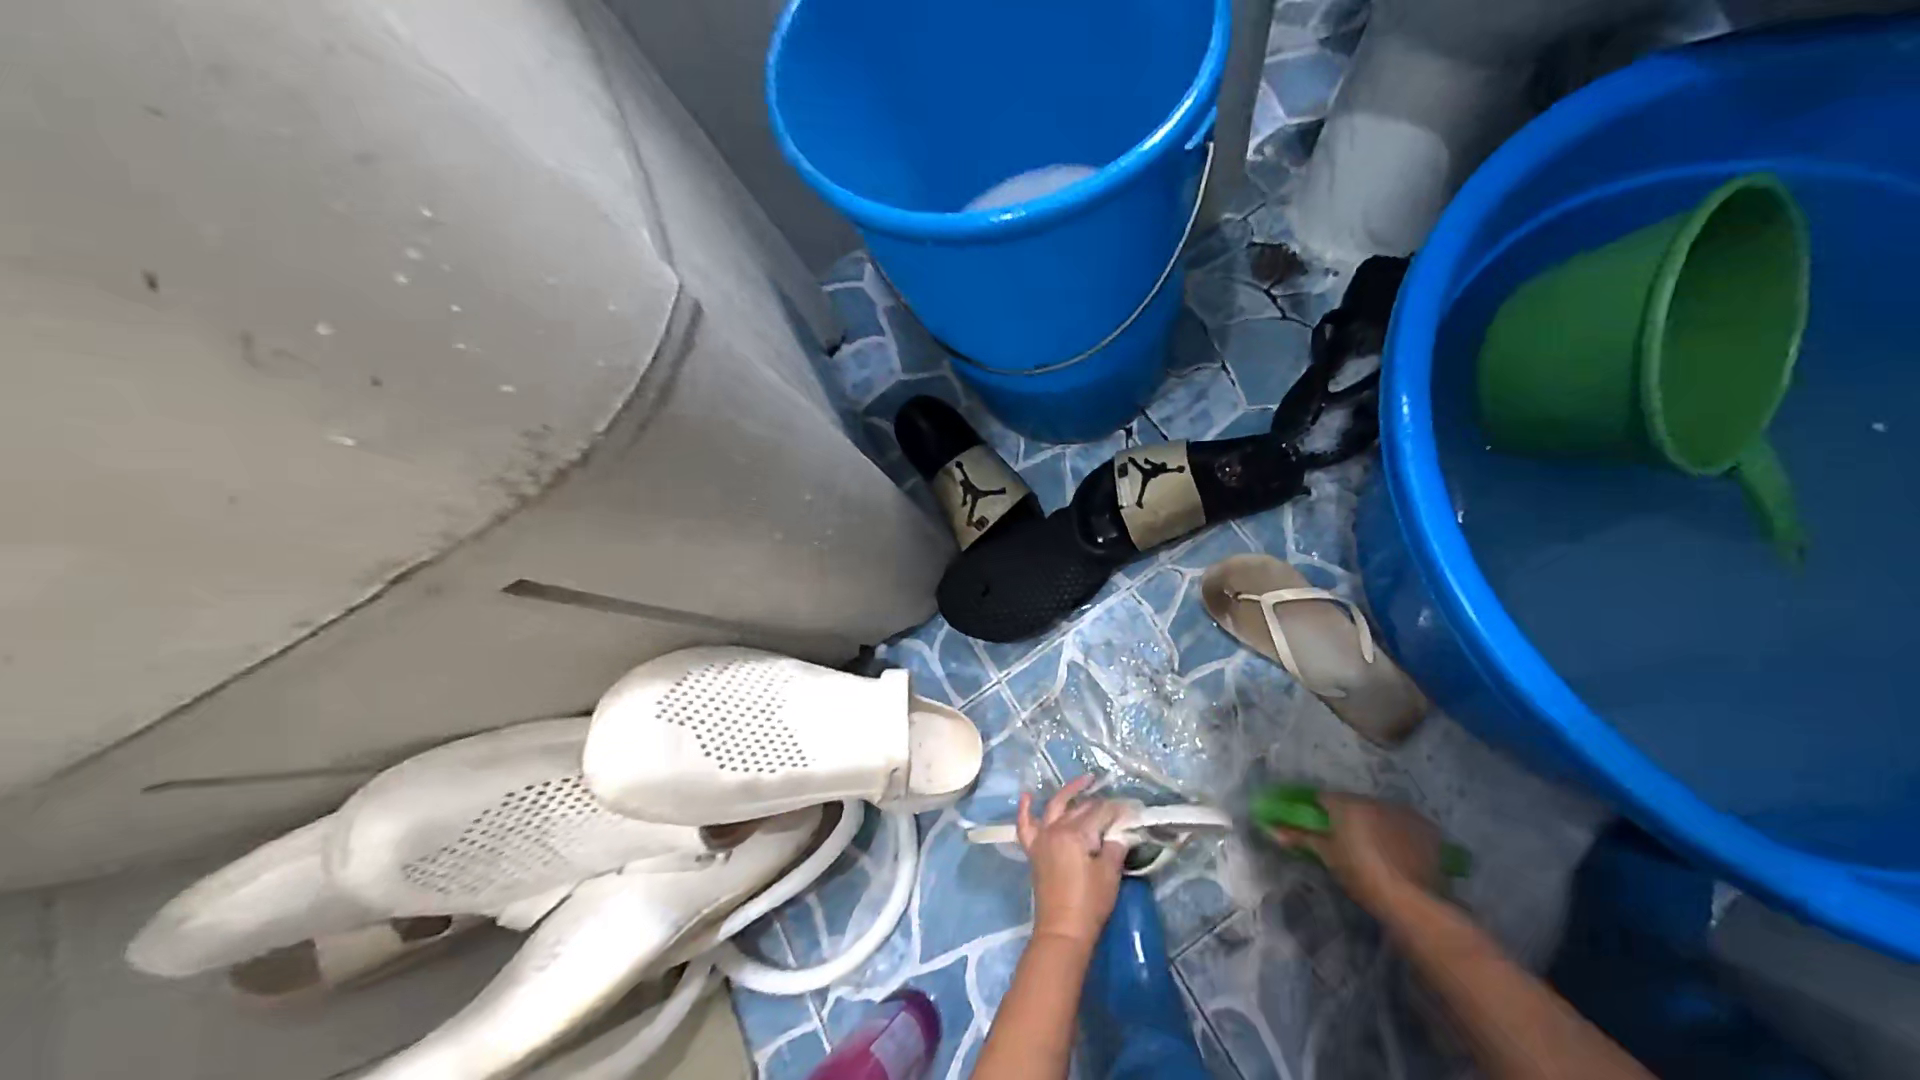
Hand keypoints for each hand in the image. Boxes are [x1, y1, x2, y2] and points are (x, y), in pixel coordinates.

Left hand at [1015, 775, 1128, 949]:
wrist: (1063, 930)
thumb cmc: (1089, 903)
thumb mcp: (1109, 874)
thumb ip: (1114, 847)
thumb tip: (1120, 832)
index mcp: (1075, 833)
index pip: (1100, 813)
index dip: (1117, 809)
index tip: (1132, 808)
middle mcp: (1055, 829)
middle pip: (1080, 809)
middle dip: (1099, 804)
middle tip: (1118, 805)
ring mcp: (1041, 838)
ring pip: (1055, 808)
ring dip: (1069, 793)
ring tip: (1085, 782)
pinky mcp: (1034, 851)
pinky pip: (1025, 825)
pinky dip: (1025, 809)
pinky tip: (1027, 795)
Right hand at [1268, 793, 1443, 909]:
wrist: (1413, 901)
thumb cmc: (1361, 876)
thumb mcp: (1328, 856)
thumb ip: (1301, 838)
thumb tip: (1272, 830)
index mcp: (1347, 803)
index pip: (1323, 797)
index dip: (1318, 811)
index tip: (1317, 827)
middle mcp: (1375, 800)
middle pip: (1354, 803)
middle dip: (1349, 817)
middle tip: (1346, 842)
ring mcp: (1404, 812)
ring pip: (1381, 812)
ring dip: (1375, 823)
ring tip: (1376, 850)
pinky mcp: (1428, 827)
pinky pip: (1406, 823)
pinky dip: (1400, 832)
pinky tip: (1400, 853)